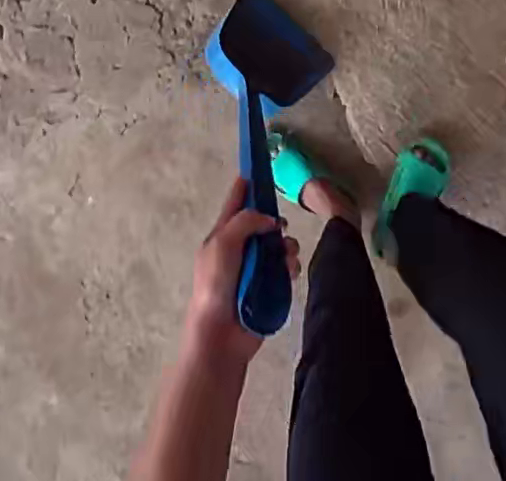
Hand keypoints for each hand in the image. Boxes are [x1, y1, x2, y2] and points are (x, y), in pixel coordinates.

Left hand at [182, 177, 299, 364]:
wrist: (221, 335)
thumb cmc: (216, 284)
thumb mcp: (223, 243)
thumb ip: (245, 221)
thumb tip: (270, 220)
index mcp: (221, 235)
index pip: (235, 202)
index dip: (246, 186)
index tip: (258, 169)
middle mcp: (238, 248)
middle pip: (262, 222)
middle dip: (274, 221)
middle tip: (281, 227)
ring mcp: (254, 268)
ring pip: (277, 245)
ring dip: (285, 246)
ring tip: (286, 256)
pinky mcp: (269, 287)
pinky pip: (285, 267)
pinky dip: (289, 265)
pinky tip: (289, 270)